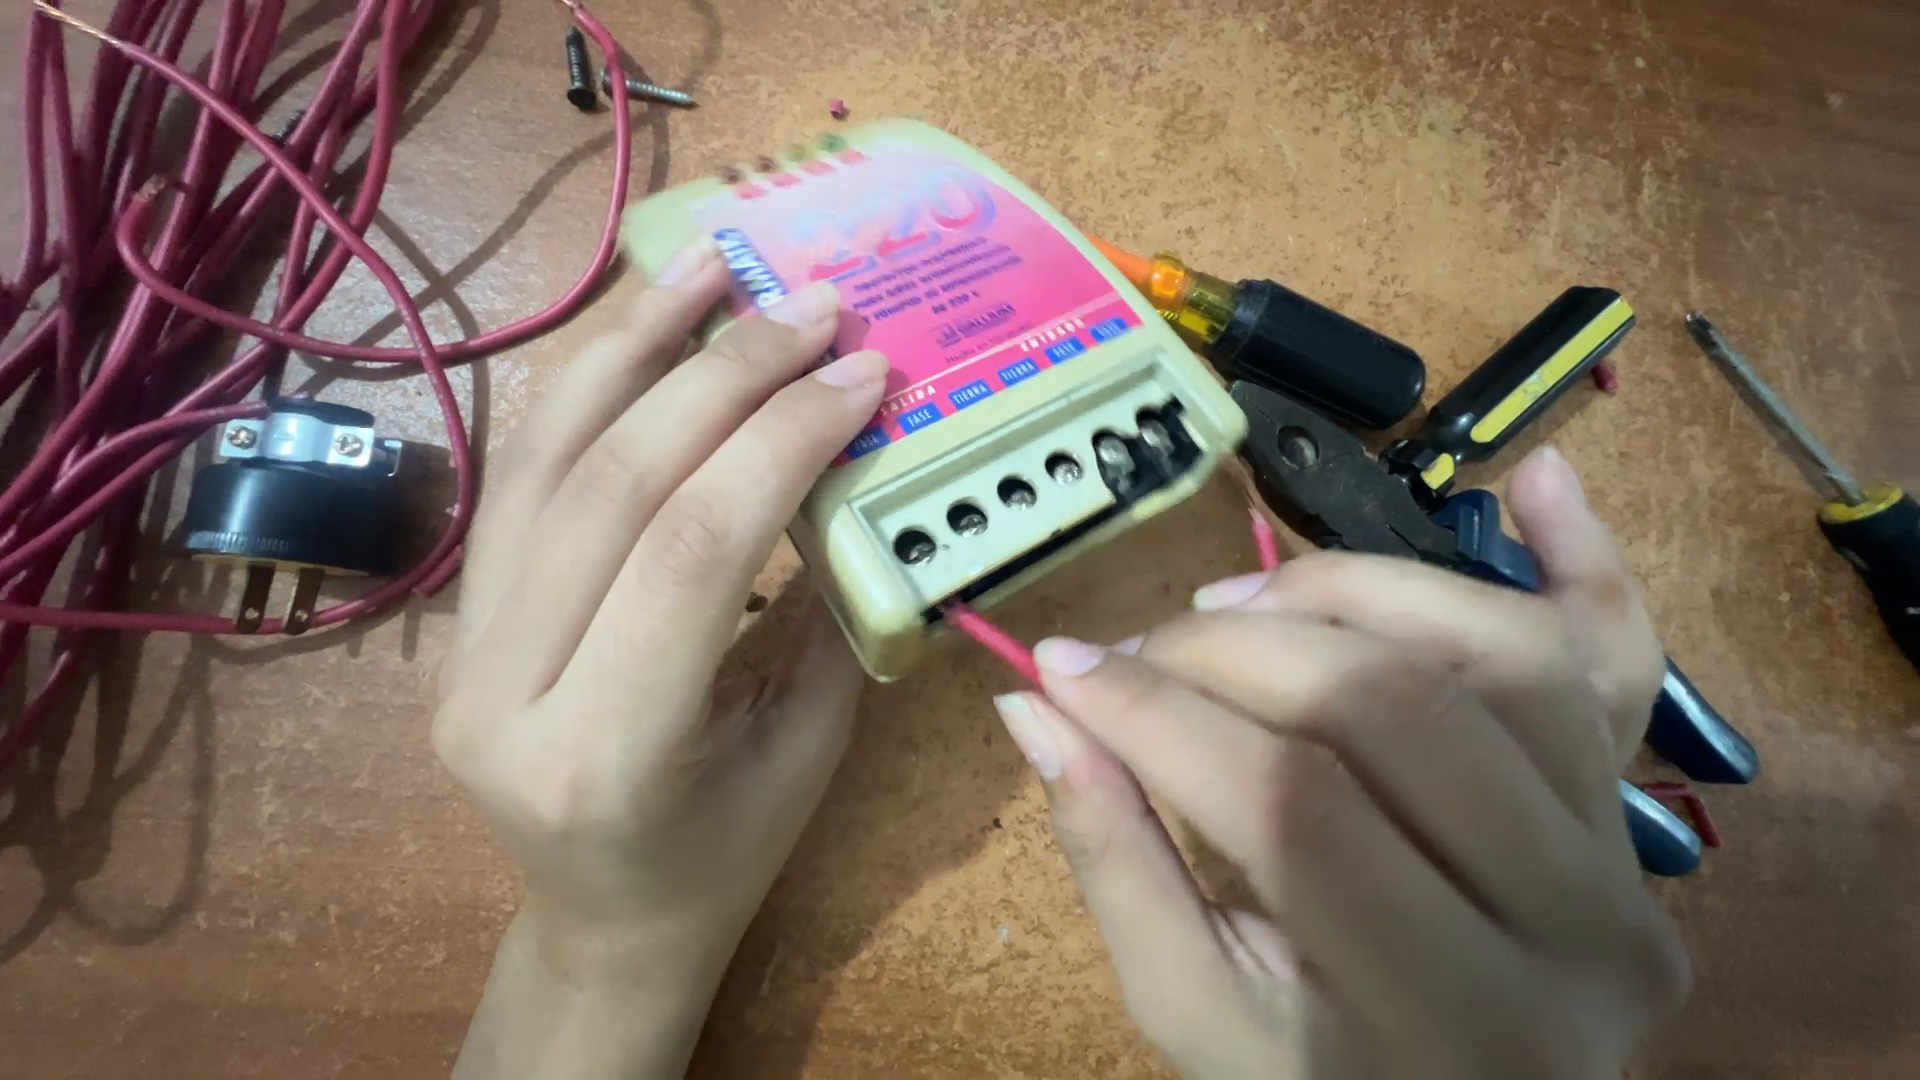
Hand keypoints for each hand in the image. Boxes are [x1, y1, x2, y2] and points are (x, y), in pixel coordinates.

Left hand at [434, 238, 886, 1077]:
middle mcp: (506, 686)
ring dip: (638, 340)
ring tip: (713, 263)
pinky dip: (588, 380)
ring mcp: (462, 642)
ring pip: (544, 454)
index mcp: (611, 749)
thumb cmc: (726, 850)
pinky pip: (522, 467)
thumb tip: (864, 474)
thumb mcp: (810, 747)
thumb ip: (830, 612)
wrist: (603, 913)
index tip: (862, 375)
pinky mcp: (461, 610)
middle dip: (729, 375)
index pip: (696, 552)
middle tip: (815, 306)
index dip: (784, 442)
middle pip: (616, 485)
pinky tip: (644, 322)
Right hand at [993, 447, 1686, 1078]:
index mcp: (1442, 1010)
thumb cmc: (1309, 1076)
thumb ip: (1112, 855)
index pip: (1287, 807)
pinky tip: (1541, 479)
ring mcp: (1622, 851)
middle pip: (1386, 710)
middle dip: (1228, 649)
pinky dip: (1581, 558)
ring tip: (1238, 595)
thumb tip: (1035, 712)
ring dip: (1342, 592)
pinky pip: (1614, 654)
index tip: (1059, 666)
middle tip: (1139, 648)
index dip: (1155, 715)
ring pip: (1490, 653)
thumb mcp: (1186, 1003)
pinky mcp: (1627, 798)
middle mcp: (1571, 925)